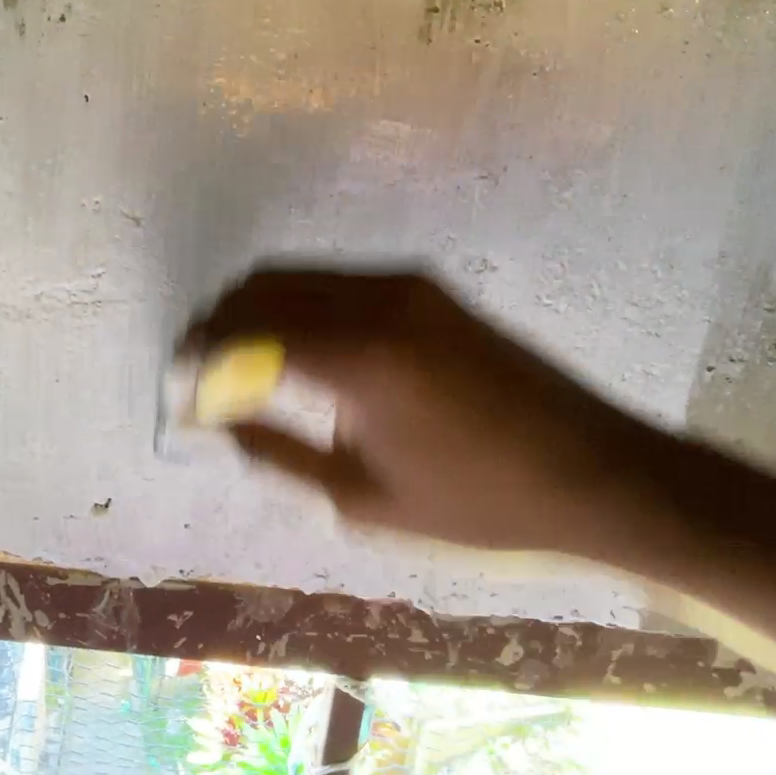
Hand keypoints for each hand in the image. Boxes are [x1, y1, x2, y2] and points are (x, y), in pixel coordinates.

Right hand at [188, 267, 662, 555]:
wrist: (600, 472)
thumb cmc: (480, 501)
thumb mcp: (362, 498)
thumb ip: (275, 451)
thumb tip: (217, 420)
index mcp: (358, 356)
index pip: (242, 332)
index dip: (196, 354)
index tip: (176, 382)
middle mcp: (374, 298)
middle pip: (260, 285)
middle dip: (216, 323)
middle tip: (196, 369)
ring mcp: (402, 282)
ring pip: (294, 273)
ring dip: (253, 308)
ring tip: (235, 359)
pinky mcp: (423, 284)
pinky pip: (333, 278)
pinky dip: (294, 302)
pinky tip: (292, 345)